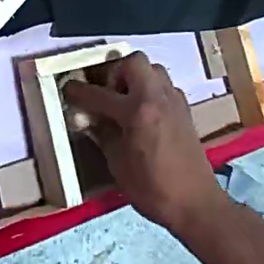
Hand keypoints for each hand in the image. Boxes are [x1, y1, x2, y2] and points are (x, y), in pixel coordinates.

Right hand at [62, 53, 224, 233]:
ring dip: (135, 78)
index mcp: (137, 111)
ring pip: (152, 69)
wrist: (195, 202)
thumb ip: (102, 133)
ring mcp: (174, 100)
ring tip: (125, 102)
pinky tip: (143, 114)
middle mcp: (157, 97)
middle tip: (107, 95)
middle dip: (115, 71)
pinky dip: (150, 90)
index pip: (100, 94)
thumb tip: (87, 117)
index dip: (79, 92)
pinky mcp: (185, 108)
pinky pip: (164, 85)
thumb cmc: (152, 189)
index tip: (68, 90)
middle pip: (133, 61)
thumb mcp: (117, 164)